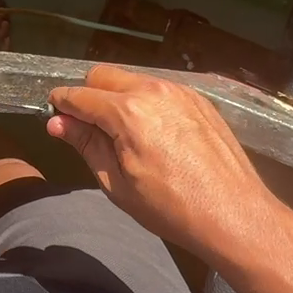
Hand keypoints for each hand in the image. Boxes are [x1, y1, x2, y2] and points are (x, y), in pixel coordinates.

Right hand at [47, 65, 282, 262]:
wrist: (237, 217)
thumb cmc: (172, 208)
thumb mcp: (117, 184)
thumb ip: (85, 145)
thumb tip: (56, 123)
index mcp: (127, 113)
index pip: (78, 95)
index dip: (61, 105)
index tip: (55, 117)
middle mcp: (151, 90)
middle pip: (101, 75)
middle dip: (88, 95)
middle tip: (92, 128)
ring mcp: (177, 90)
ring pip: (130, 78)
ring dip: (117, 96)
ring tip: (126, 133)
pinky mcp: (197, 97)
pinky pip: (157, 87)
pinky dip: (145, 100)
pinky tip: (155, 132)